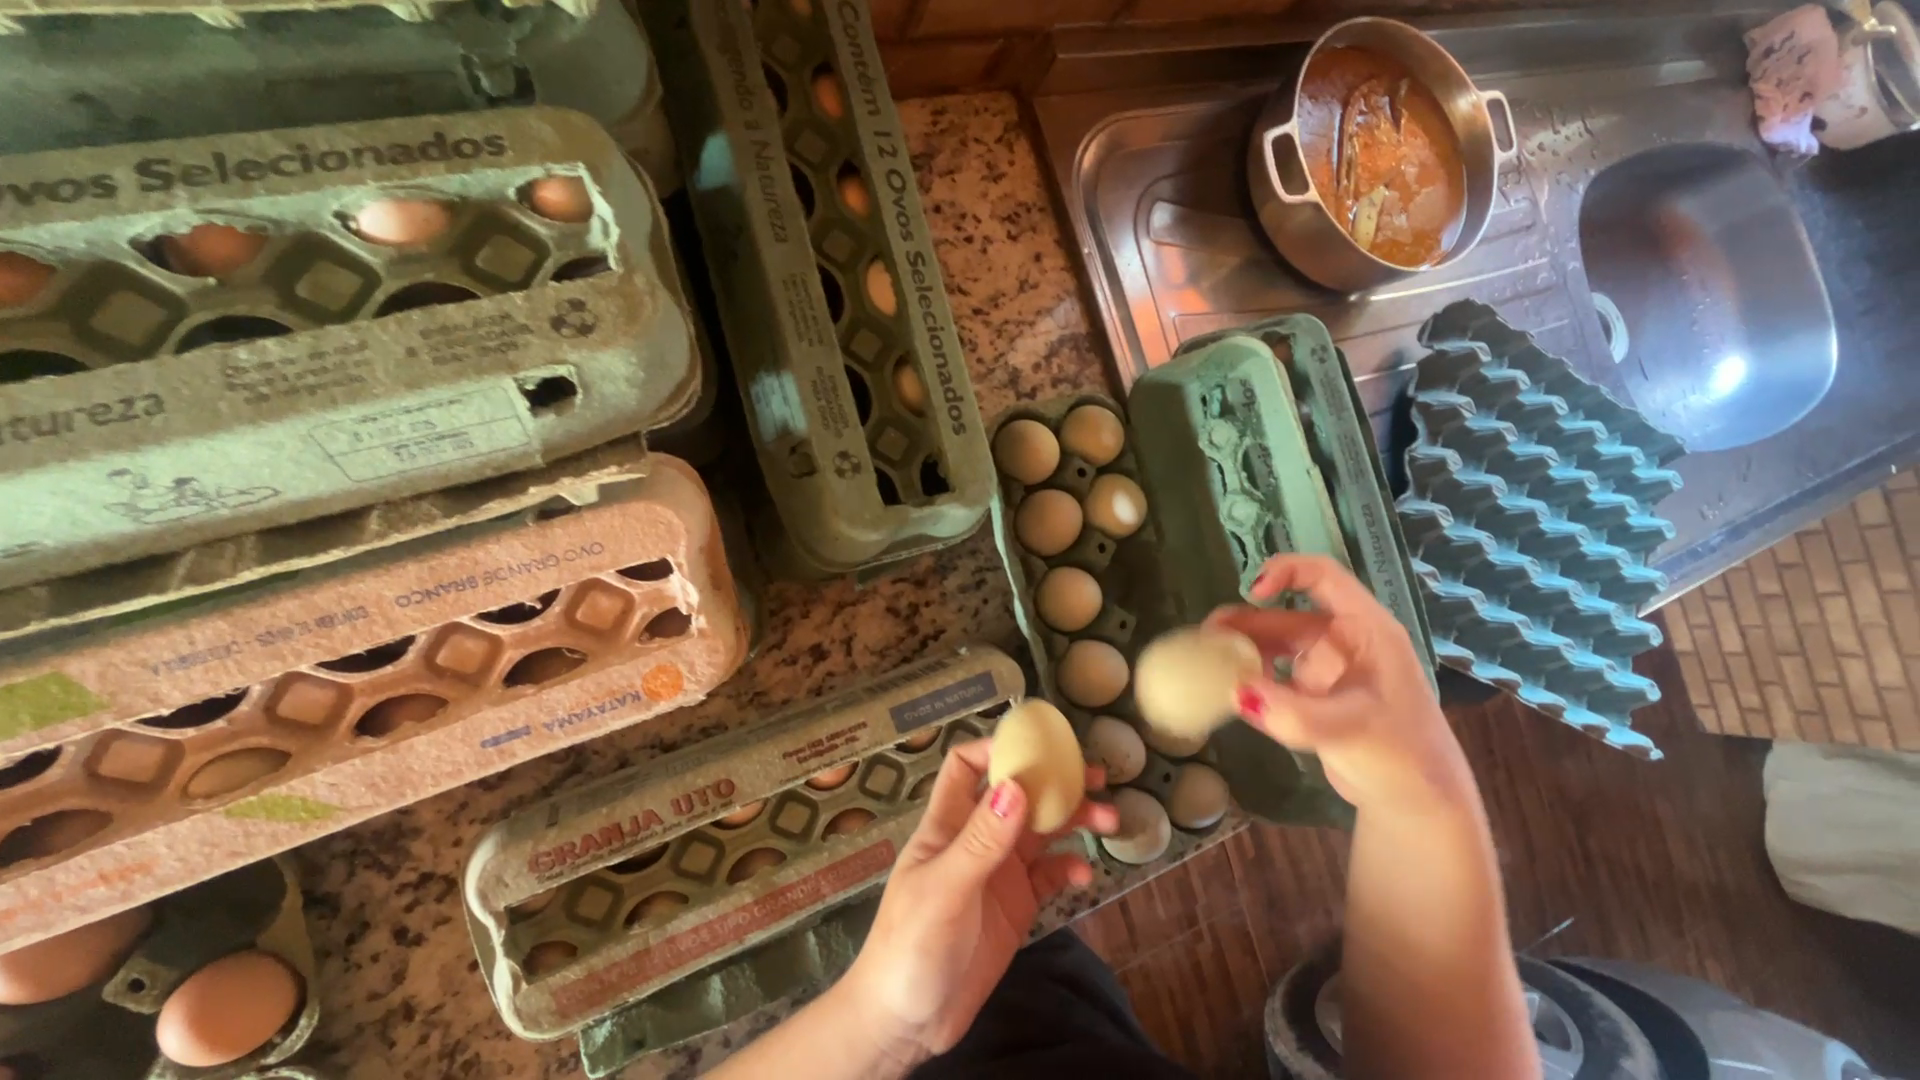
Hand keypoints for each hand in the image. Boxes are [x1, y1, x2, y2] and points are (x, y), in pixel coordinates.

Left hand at [836, 738, 1118, 1067]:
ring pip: (1041, 831)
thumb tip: (1016, 786)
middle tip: (1097, 778)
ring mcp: (998, 873)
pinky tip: (1085, 875)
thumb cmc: (910, 945)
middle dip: (1054, 782)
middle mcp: (976, 839)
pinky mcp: (1017, 906)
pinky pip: (1050, 875)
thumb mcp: (943, 890)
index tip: (1041, 745)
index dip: (997, 748)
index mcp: (948, 824)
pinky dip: (1070, 868)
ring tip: (1109, 820)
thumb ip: (981, 841)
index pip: (967, 766)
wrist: (906, 1021)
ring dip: (1073, 821)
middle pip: (1018, 793)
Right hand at [1206, 554, 1468, 811]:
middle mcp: (1344, 642)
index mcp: (1367, 630)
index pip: (1324, 577)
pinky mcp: (1313, 697)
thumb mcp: (1350, 730)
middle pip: (1286, 616)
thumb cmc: (1402, 756)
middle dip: (1245, 622)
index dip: (1286, 572)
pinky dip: (1250, 678)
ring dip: (1242, 650)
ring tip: (1207, 664)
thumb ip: (1294, 713)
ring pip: (1275, 646)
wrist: (1417, 807)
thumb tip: (1235, 692)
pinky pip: (1273, 677)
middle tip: (1205, 640)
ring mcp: (1327, 670)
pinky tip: (1227, 691)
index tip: (1251, 592)